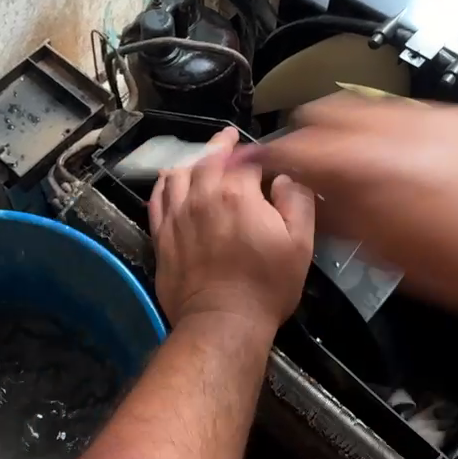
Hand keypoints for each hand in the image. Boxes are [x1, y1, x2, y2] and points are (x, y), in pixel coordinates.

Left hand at [149, 127, 315, 334]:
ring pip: (179, 173)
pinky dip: (164, 183)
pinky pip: (158, 198)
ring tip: (200, 158)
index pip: (245, 160)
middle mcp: (202, 196)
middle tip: (227, 137)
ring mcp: (177, 214)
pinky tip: (170, 179)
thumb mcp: (300, 244)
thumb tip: (283, 178)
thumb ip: (296, 202)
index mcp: (238, 194)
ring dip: (192, 160)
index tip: (260, 154)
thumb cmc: (266, 285)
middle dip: (220, 145)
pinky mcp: (161, 234)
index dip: (254, 154)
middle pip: (208, 159)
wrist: (223, 321)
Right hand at [234, 96, 457, 312]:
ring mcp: (436, 119)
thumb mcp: (376, 248)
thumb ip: (331, 211)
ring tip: (365, 162)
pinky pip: (414, 113)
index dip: (271, 154)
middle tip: (312, 159)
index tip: (261, 158)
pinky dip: (399, 133)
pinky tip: (410, 163)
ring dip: (354, 130)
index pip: (296, 146)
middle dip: (311, 133)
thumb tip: (305, 192)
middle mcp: (399, 131)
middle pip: (326, 110)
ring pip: (368, 106)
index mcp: (369, 167)